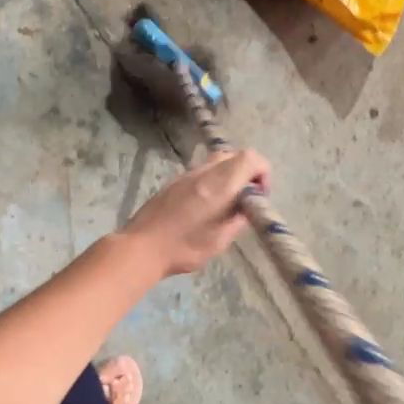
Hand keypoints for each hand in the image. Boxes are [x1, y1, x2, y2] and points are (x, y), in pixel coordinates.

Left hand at [116, 148, 269, 276]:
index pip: (250, 158)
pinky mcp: (173, 182)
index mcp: (217, 186)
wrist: (141, 246)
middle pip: (233, 155)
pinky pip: (200, 171)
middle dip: (247, 172)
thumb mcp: (219, 240)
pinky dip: (212, 180)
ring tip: (227, 203)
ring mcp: (184, 175)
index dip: (263, 172)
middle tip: (246, 198)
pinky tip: (206, 205)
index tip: (260, 195)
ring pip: (215, 161)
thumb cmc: (183, 248)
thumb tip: (245, 207)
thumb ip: (236, 219)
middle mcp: (201, 174)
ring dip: (228, 175)